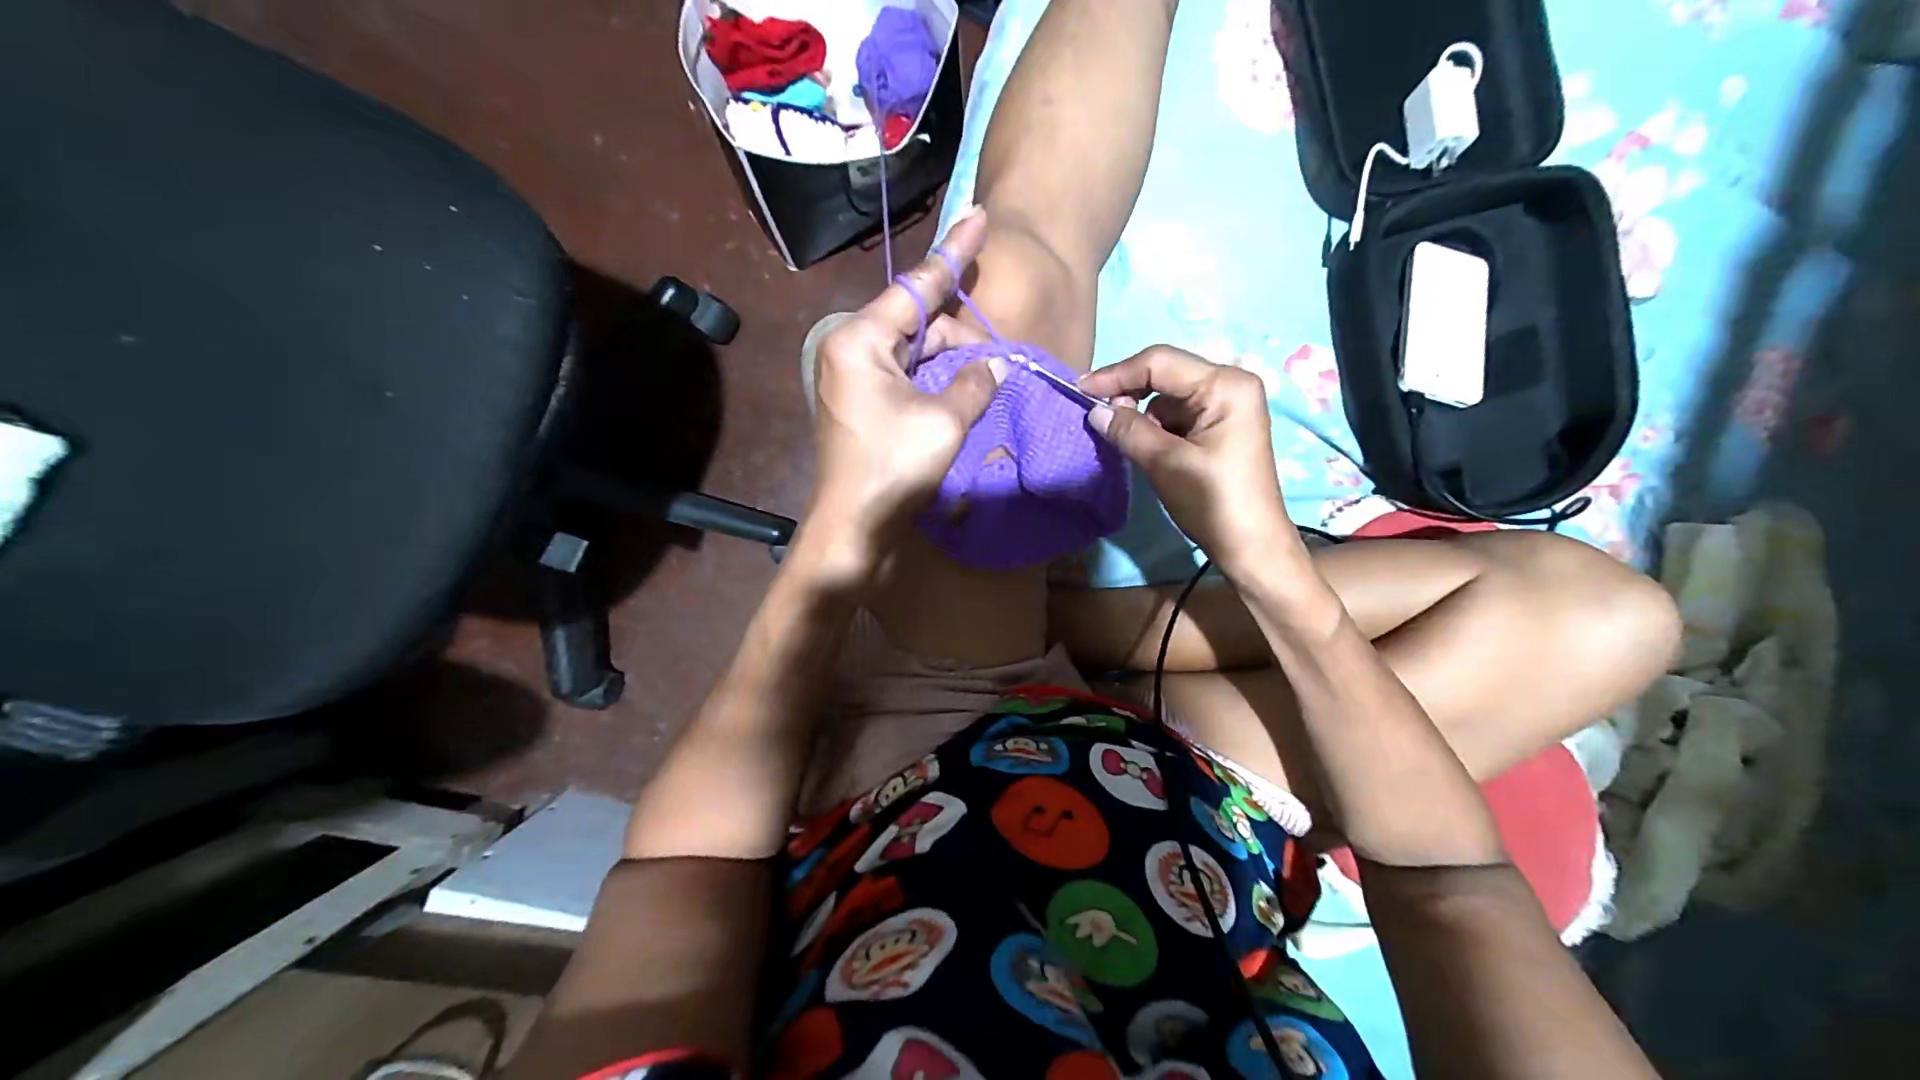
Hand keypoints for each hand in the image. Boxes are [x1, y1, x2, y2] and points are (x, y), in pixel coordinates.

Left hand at [804, 208, 1005, 577]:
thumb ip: (974, 382)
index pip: (916, 286)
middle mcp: (854, 351)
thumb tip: (996, 364)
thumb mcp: (944, 421)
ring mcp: (858, 381)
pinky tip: (967, 391)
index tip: (980, 214)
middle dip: (961, 333)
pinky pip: (910, 379)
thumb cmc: (892, 470)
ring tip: (989, 379)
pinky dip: (939, 383)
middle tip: (1000, 358)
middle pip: (918, 322)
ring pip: (917, 353)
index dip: (954, 253)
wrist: (852, 532)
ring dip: (954, 363)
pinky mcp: (868, 408)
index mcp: (861, 340)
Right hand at [1079, 346, 1298, 574]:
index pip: (1159, 363)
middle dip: (1128, 390)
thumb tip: (1095, 410)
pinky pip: (1177, 414)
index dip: (1116, 374)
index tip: (1080, 389)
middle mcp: (1230, 384)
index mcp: (1225, 385)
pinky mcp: (1219, 426)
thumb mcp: (1165, 463)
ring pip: (1167, 395)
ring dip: (1140, 411)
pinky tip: (1141, 443)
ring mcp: (1227, 405)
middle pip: (1165, 373)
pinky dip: (1154, 425)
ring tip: (1119, 435)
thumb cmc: (1212, 501)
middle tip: (1095, 411)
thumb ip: (1128, 430)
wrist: (1250, 545)